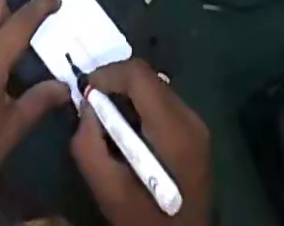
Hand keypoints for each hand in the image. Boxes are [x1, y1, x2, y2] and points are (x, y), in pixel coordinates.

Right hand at [70, 60, 211, 225]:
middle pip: (146, 75)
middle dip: (114, 82)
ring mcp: (197, 125)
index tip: (86, 92)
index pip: (138, 74)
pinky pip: (161, 99)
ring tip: (108, 118)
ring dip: (125, 92)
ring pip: (153, 84)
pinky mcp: (196, 132)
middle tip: (92, 104)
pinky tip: (128, 129)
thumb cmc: (147, 222)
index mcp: (174, 132)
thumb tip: (86, 105)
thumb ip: (88, 143)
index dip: (107, 73)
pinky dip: (139, 104)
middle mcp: (190, 119)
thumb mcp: (107, 190)